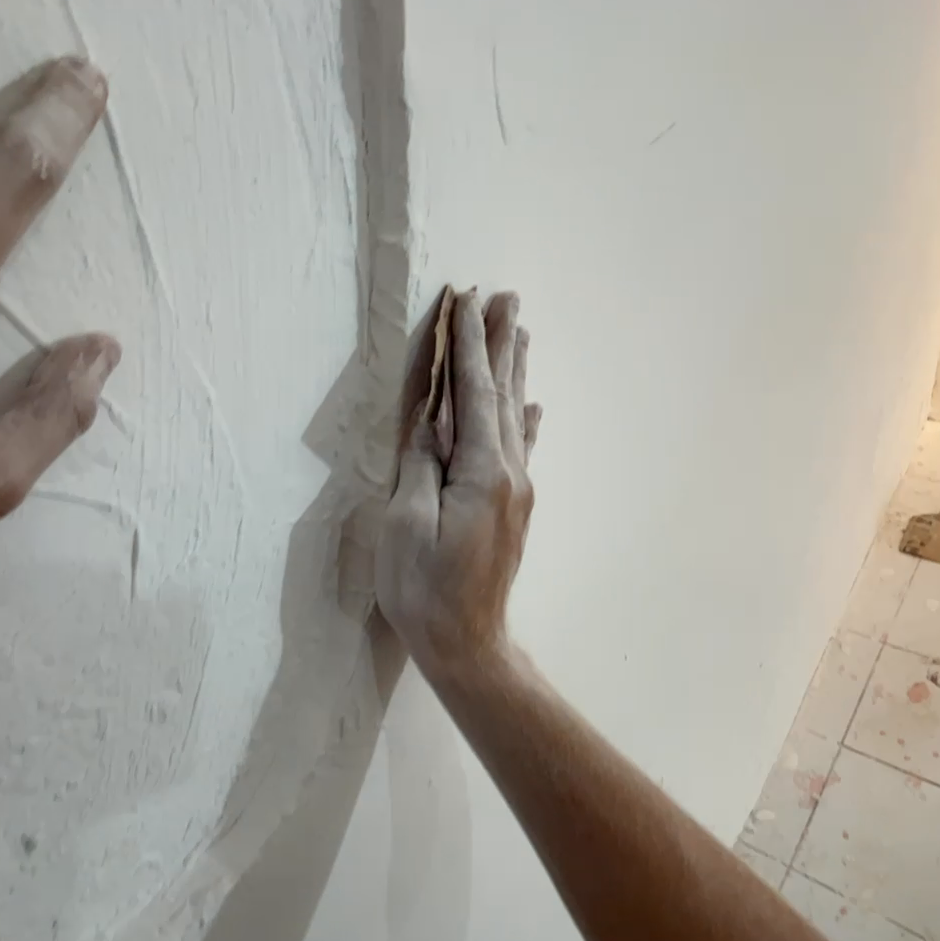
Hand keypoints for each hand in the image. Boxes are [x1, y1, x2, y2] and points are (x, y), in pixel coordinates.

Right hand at [376, 288, 542, 677]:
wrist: (466, 644)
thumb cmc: (424, 590)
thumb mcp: (406, 525)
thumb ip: (422, 464)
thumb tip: (433, 419)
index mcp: (482, 472)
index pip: (473, 394)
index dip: (466, 345)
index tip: (464, 300)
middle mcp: (511, 474)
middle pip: (503, 396)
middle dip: (500, 344)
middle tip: (507, 297)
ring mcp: (517, 492)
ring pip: (514, 417)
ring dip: (515, 371)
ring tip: (522, 331)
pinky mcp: (513, 509)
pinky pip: (521, 450)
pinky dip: (524, 420)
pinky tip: (533, 405)